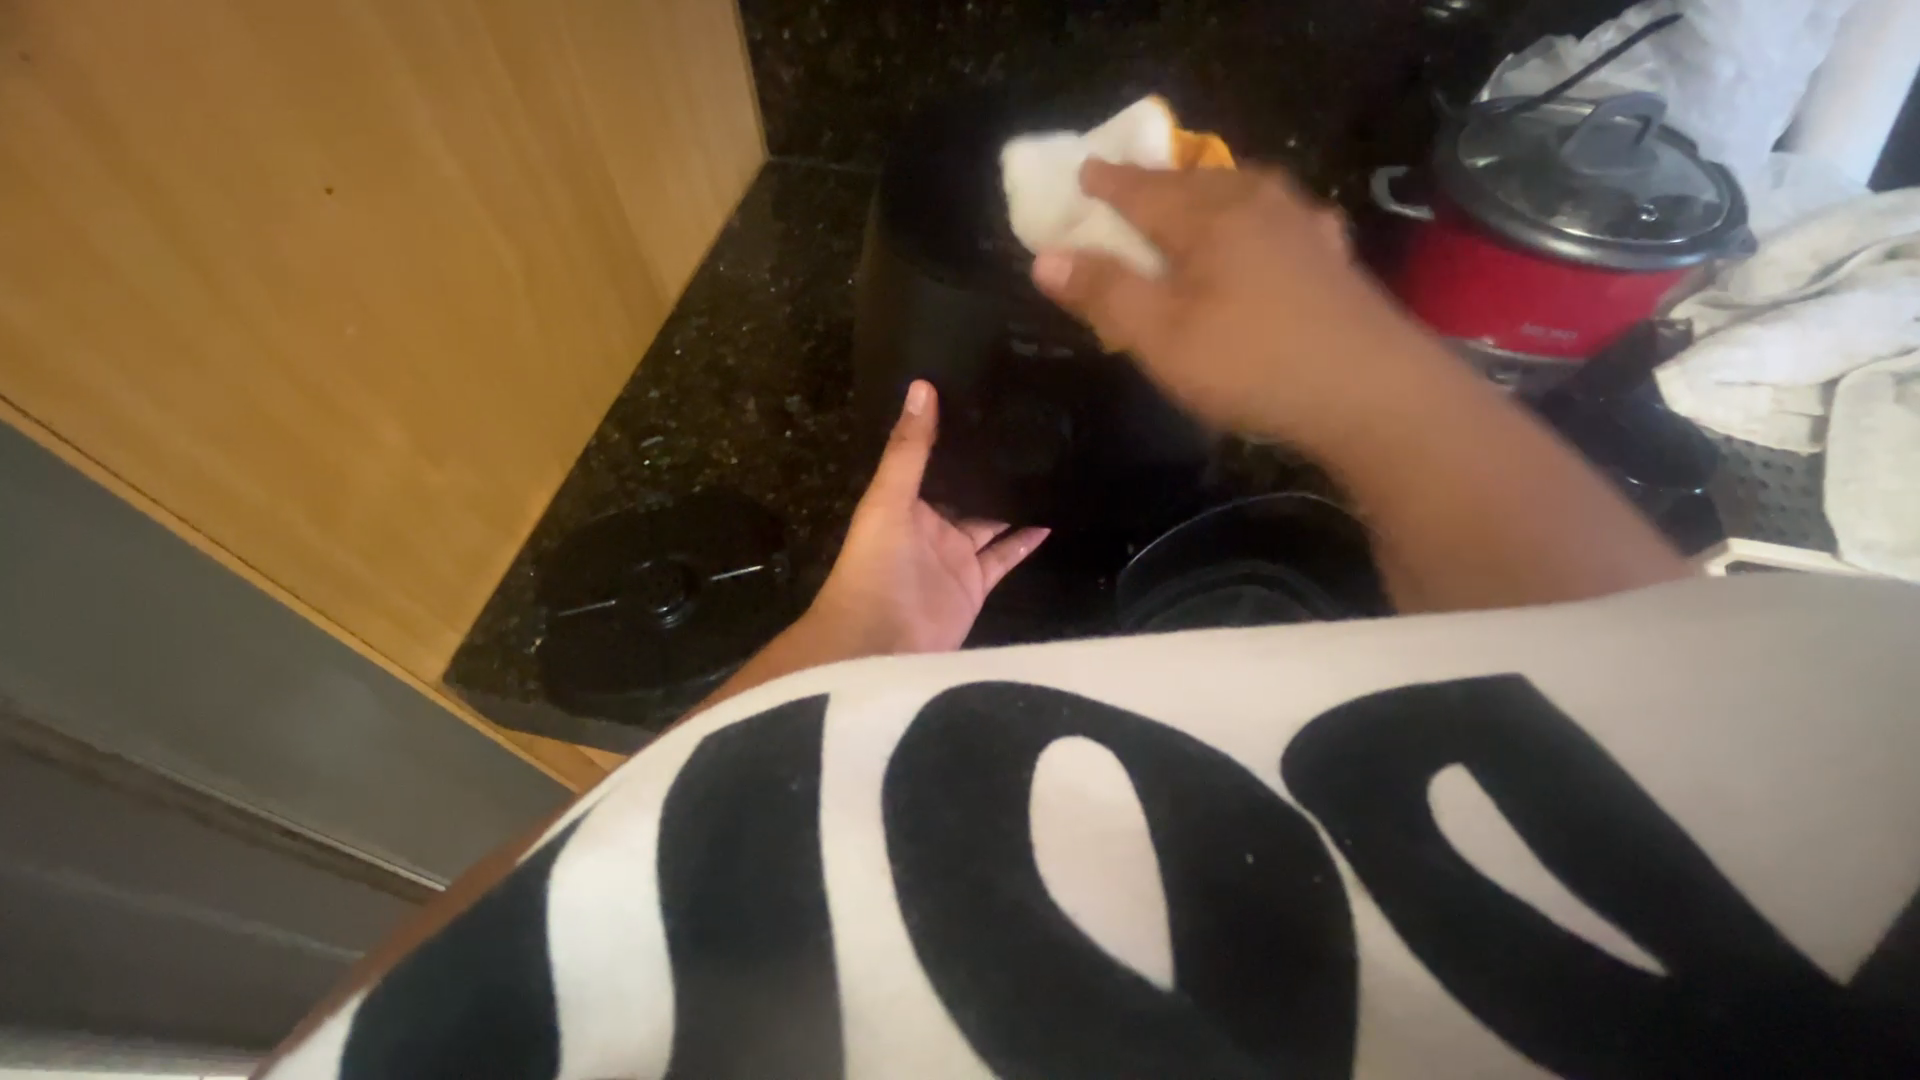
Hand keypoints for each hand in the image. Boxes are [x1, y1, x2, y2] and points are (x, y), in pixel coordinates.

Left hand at [806, 380, 1049, 654]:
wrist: (878, 641)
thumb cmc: (874, 564)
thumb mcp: (889, 499)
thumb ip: (909, 449)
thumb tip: (923, 386)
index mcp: (905, 500)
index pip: (933, 459)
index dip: (955, 434)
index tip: (985, 398)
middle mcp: (932, 525)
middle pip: (967, 490)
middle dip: (990, 466)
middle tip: (1031, 428)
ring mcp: (956, 556)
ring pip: (990, 521)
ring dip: (1013, 500)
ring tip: (1050, 466)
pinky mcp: (976, 584)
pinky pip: (1005, 557)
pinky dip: (1025, 541)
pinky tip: (1051, 518)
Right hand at [1029, 160, 1447, 447]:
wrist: (1372, 393)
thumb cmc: (1251, 364)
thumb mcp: (1161, 338)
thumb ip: (1105, 294)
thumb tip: (1046, 258)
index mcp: (1207, 218)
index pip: (1142, 190)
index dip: (1106, 185)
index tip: (1081, 174)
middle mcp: (1256, 205)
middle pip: (1194, 183)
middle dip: (1156, 186)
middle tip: (1129, 193)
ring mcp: (1302, 227)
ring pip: (1242, 194)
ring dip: (1207, 196)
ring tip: (1191, 208)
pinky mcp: (1332, 258)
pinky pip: (1280, 220)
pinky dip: (1255, 220)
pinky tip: (1268, 233)